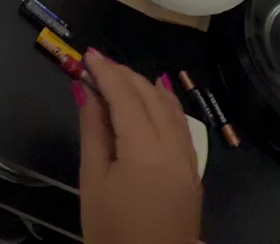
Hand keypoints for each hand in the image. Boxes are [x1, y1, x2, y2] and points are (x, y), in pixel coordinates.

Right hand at [78, 49, 203, 243]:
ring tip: (120, 75)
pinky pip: (181, 125)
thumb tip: (85, 89)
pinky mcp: (193, 173)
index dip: (105, 71)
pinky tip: (155, 95)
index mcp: (144, 149)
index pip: (124, 95)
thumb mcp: (93, 179)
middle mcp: (172, 147)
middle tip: (97, 63)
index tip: (87, 53)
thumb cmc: (112, 231)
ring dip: (144, 85)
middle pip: (148, 95)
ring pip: (169, 107)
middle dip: (123, 74)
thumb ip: (92, 129)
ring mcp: (187, 161)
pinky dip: (165, 104)